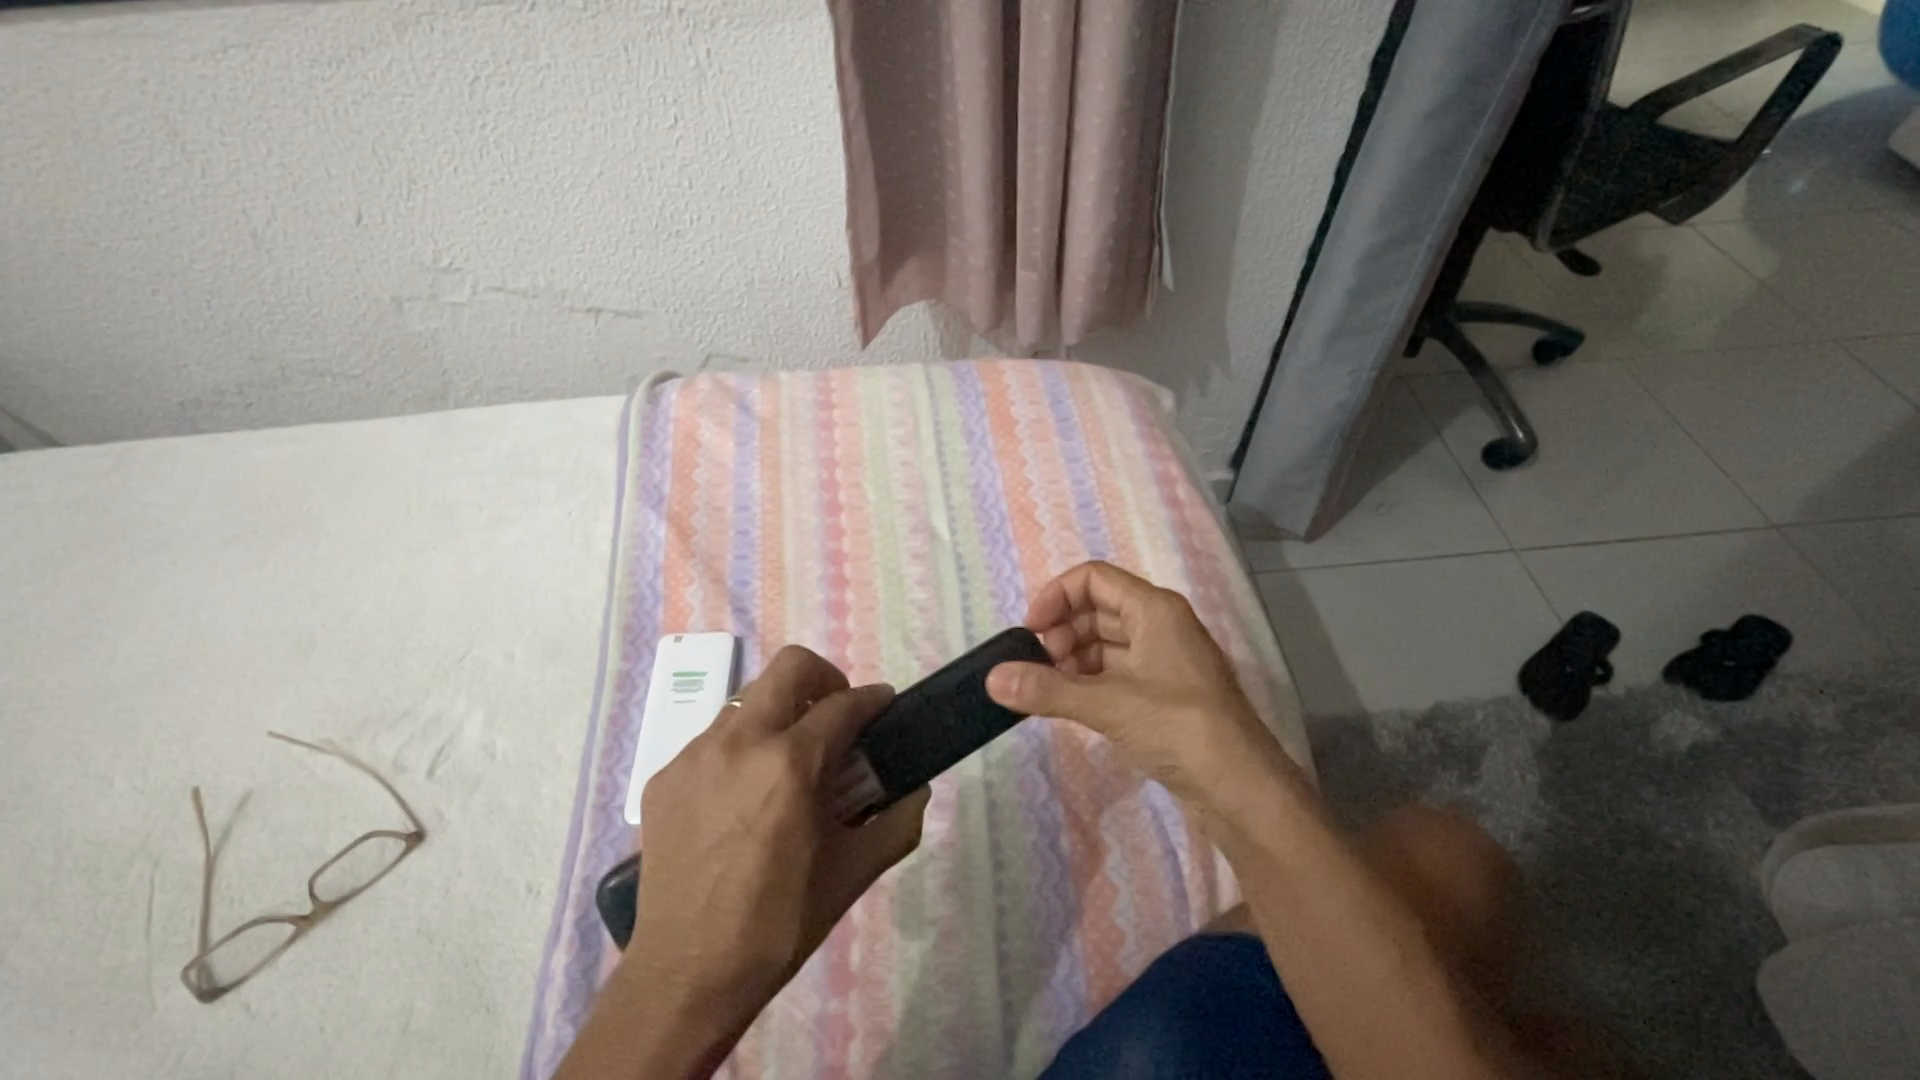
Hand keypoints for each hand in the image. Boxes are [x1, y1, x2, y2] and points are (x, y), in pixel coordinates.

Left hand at [630, 645, 929, 1001]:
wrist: (689, 972)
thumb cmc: (780, 924)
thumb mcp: (853, 874)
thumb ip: (897, 822)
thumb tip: (916, 790)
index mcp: (791, 764)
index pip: (843, 705)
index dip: (872, 700)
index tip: (884, 705)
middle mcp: (739, 743)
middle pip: (789, 667)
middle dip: (824, 678)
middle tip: (836, 715)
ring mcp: (694, 756)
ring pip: (746, 701)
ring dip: (779, 714)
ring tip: (789, 762)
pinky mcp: (664, 778)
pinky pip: (712, 741)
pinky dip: (741, 750)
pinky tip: (745, 798)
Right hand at [985, 561, 1302, 812]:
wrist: (1240, 786)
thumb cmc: (1178, 726)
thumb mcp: (1107, 704)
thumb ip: (1047, 689)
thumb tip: (992, 679)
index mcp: (1154, 609)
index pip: (1094, 579)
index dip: (1056, 597)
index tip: (1029, 633)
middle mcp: (1162, 626)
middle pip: (1099, 609)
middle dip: (1062, 631)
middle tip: (1038, 668)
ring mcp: (1166, 661)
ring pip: (1108, 643)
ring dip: (1074, 658)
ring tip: (1050, 689)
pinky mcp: (1166, 694)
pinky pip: (1119, 671)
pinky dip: (1092, 680)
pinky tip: (1073, 704)